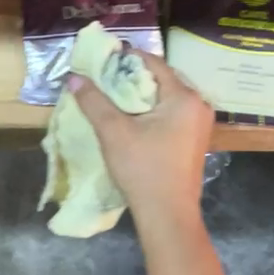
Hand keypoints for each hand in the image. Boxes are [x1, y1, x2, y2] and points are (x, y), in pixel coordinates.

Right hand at [67, 49, 213, 229]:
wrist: (168, 216)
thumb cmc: (143, 169)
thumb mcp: (113, 132)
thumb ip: (93, 101)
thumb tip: (73, 78)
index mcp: (184, 97)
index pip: (155, 64)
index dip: (128, 58)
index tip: (105, 58)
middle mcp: (199, 105)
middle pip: (163, 79)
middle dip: (134, 76)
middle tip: (107, 76)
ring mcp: (201, 125)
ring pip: (168, 97)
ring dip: (143, 94)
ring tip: (115, 95)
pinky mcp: (195, 141)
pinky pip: (173, 113)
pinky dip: (153, 110)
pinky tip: (134, 118)